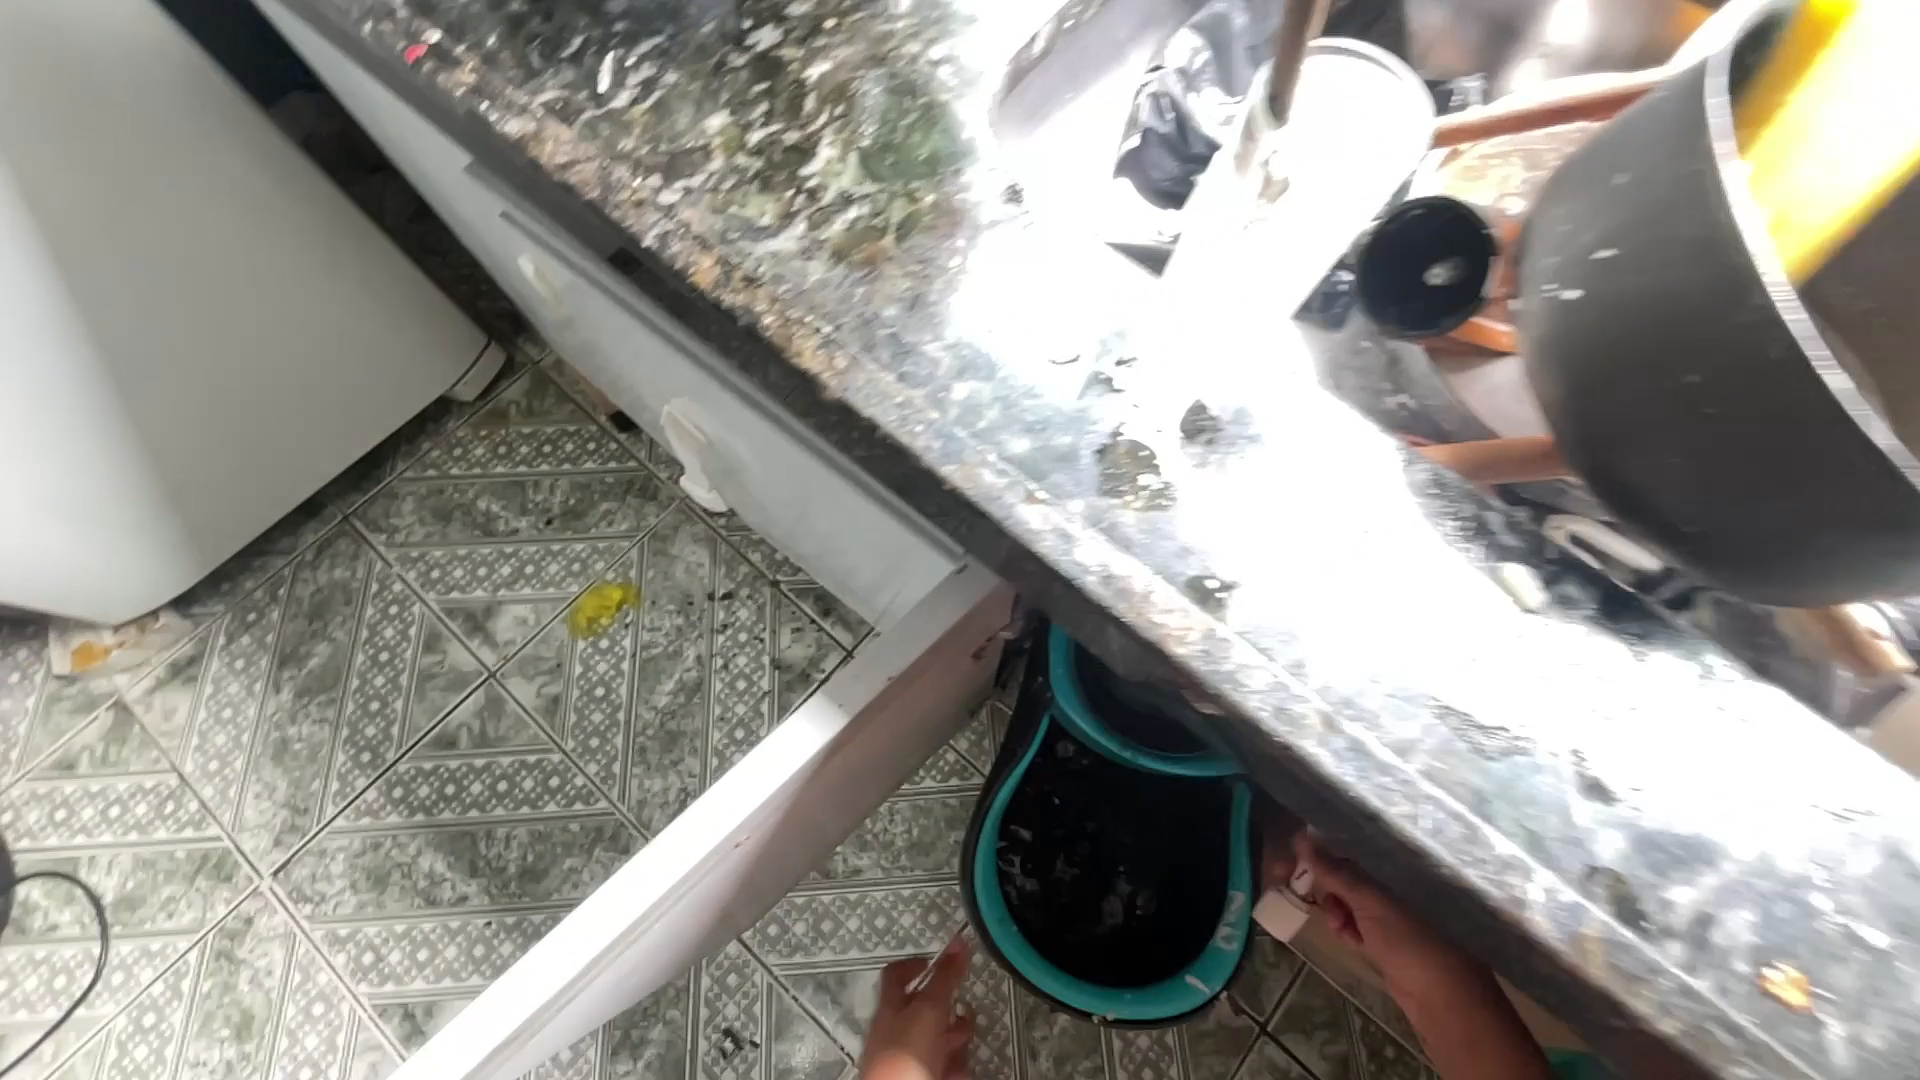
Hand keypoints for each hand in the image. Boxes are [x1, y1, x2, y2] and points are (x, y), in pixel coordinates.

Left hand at [858, 941, 975, 1079]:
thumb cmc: (907, 1053)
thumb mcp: (929, 1009)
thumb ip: (945, 978)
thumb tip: (960, 940)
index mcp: (890, 1008)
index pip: (896, 975)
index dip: (916, 964)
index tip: (936, 961)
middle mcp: (894, 1032)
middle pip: (918, 1011)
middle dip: (944, 1005)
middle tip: (965, 1002)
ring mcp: (904, 1060)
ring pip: (931, 1042)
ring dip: (952, 1036)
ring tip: (970, 1034)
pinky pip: (939, 1069)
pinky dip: (953, 1066)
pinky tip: (965, 1069)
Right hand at [1291, 832, 1487, 999]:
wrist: (1442, 999)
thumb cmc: (1408, 942)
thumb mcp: (1368, 902)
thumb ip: (1335, 872)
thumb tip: (1302, 837)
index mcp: (1387, 879)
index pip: (1345, 858)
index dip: (1319, 859)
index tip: (1291, 865)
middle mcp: (1386, 896)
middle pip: (1344, 882)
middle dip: (1326, 889)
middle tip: (1315, 901)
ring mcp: (1386, 922)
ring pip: (1347, 906)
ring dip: (1335, 912)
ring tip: (1338, 927)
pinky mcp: (1384, 946)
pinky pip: (1355, 929)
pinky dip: (1347, 931)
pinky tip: (1348, 940)